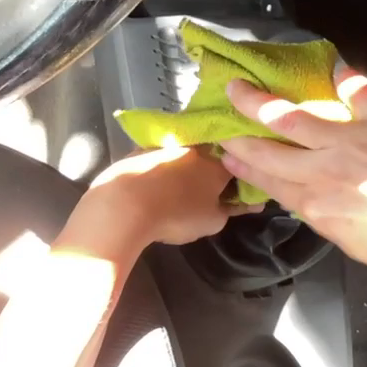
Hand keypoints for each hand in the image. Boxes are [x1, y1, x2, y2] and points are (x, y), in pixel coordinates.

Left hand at [64, 146, 244, 257]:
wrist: (125, 203)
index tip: (238, 192)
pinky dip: (164, 167)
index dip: (240, 180)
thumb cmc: (176, 215)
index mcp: (216, 163)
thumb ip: (230, 210)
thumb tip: (242, 202)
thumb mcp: (212, 222)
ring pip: (185, 153)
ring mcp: (166, 144)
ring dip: (187, 166)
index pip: (238, 167)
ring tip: (181, 188)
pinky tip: (157, 183)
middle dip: (214, 169)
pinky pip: (161, 156)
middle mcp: (195, 146)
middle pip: (211, 155)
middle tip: (209, 190)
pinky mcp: (141, 148)